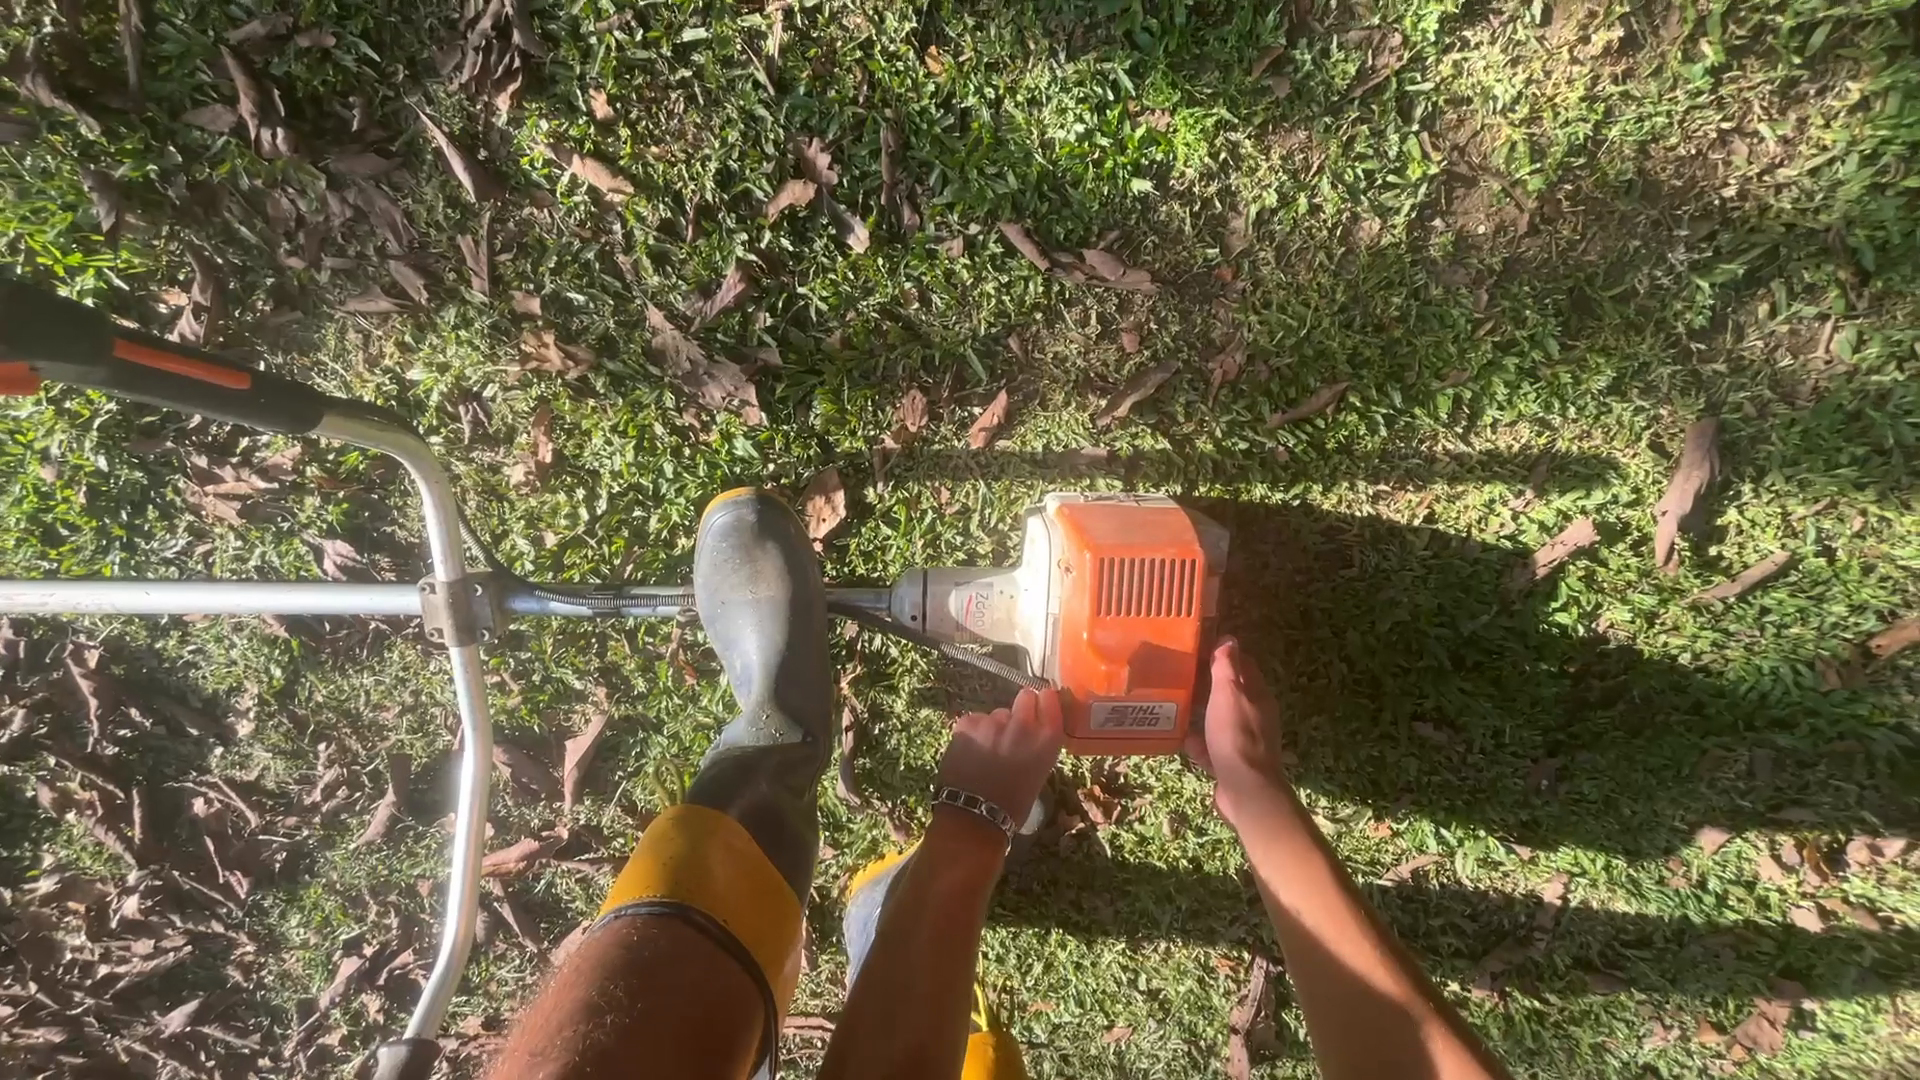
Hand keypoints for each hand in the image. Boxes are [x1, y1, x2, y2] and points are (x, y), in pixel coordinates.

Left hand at [936, 687, 1064, 829]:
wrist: (973, 817)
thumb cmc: (1012, 804)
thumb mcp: (1038, 773)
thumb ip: (1038, 745)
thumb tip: (1032, 729)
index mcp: (1046, 740)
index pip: (1050, 700)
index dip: (1043, 702)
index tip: (1039, 707)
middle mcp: (1023, 725)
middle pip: (1024, 697)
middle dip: (1020, 709)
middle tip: (1012, 728)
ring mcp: (993, 722)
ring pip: (997, 713)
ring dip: (994, 726)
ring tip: (987, 752)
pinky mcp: (968, 724)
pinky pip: (975, 720)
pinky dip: (973, 732)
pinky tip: (970, 753)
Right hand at [1185, 638, 1288, 819]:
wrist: (1244, 788)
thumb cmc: (1235, 735)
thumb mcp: (1228, 694)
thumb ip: (1227, 667)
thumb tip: (1230, 638)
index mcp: (1257, 695)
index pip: (1244, 665)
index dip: (1224, 655)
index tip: (1199, 650)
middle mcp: (1255, 715)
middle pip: (1231, 693)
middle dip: (1209, 685)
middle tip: (1181, 677)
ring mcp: (1244, 740)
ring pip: (1220, 719)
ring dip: (1201, 714)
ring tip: (1176, 706)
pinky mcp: (1233, 761)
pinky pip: (1212, 745)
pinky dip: (1199, 743)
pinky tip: (1183, 741)